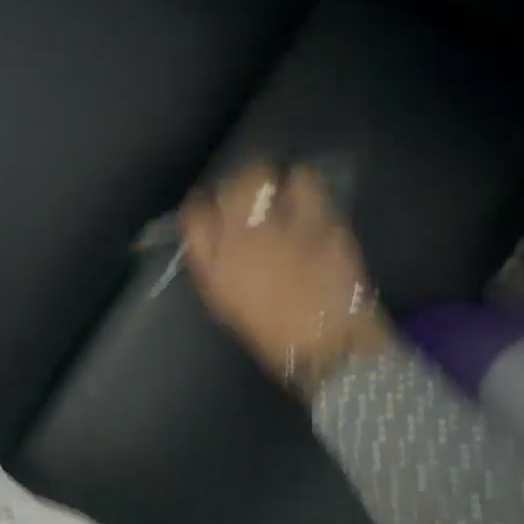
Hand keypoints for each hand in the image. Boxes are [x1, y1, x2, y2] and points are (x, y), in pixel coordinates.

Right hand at [182, 163, 392, 394]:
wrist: (329, 346)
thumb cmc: (274, 335)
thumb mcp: (228, 305)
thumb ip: (216, 266)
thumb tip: (214, 237)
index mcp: (214, 264)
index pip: (195, 215)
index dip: (204, 208)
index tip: (215, 212)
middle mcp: (240, 238)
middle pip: (228, 188)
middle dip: (237, 188)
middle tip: (251, 197)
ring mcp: (280, 225)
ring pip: (262, 177)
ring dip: (268, 183)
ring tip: (278, 194)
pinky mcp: (318, 220)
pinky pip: (304, 182)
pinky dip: (301, 184)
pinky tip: (305, 197)